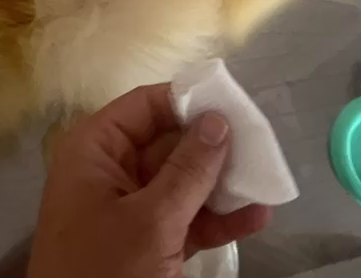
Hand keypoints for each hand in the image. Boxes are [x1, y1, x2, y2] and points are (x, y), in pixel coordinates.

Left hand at [27, 83, 271, 277]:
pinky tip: (256, 216)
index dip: (186, 101)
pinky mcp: (146, 246)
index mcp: (95, 149)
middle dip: (212, 144)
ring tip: (265, 177)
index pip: (144, 106)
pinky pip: (185, 219)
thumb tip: (217, 120)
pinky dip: (217, 220)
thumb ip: (187, 170)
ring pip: (181, 182)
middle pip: (166, 142)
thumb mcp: (151, 221)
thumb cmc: (106, 270)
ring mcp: (128, 210)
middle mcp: (109, 171)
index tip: (232, 103)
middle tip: (260, 142)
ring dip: (222, 184)